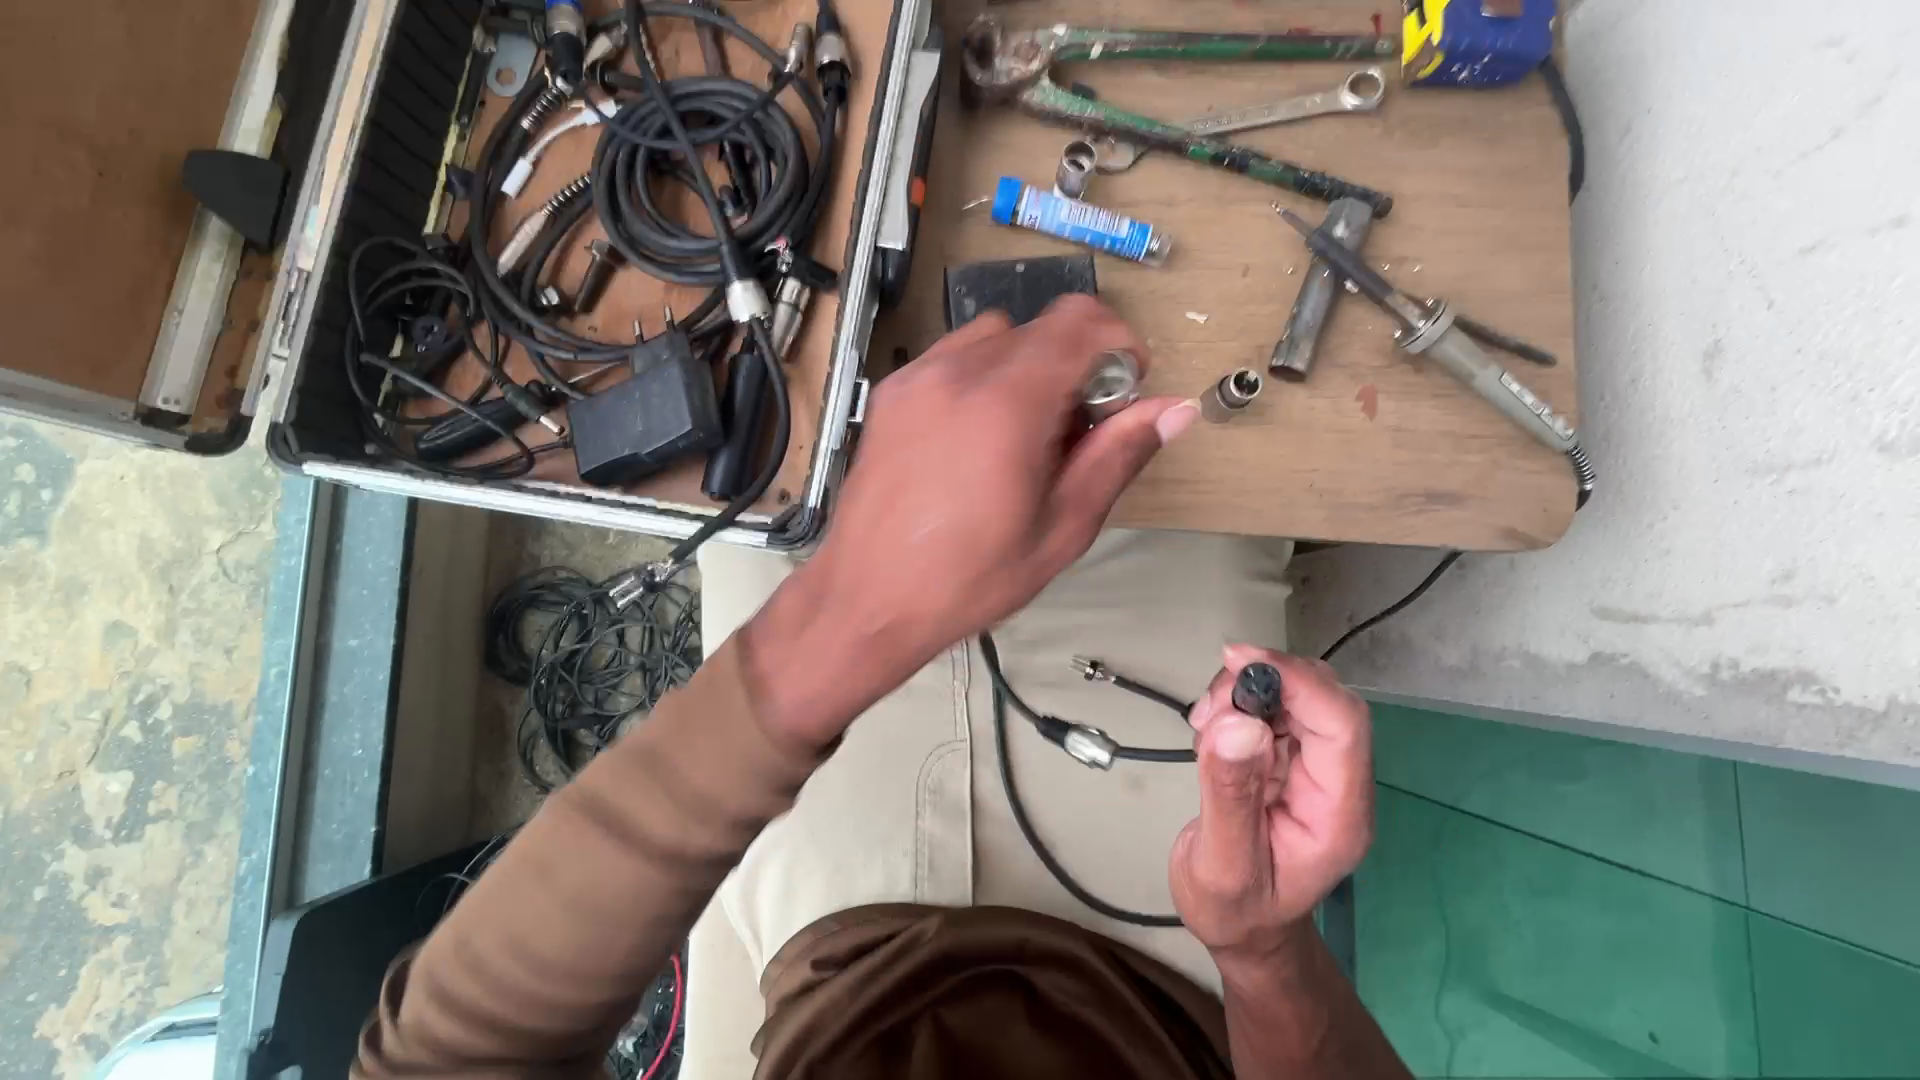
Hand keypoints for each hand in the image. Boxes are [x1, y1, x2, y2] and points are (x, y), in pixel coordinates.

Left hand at [744, 296, 1199, 747]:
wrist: (868, 599)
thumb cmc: (969, 579)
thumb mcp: (1062, 528)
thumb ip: (1118, 456)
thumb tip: (1175, 409)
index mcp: (1006, 403)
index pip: (1080, 321)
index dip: (1117, 345)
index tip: (1120, 392)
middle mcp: (956, 372)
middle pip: (1040, 330)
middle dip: (1072, 369)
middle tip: (1070, 437)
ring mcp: (916, 378)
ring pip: (994, 337)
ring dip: (1025, 370)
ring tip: (1020, 438)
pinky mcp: (890, 393)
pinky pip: (951, 358)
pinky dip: (979, 379)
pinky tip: (974, 439)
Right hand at [1169, 645, 1374, 977]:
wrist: (1241, 931)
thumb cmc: (1234, 911)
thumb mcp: (1222, 864)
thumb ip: (1230, 794)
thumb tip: (1238, 722)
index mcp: (1339, 813)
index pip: (1341, 723)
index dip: (1297, 680)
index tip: (1238, 661)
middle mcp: (1337, 783)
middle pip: (1323, 700)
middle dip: (1263, 684)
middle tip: (1208, 711)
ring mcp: (1315, 769)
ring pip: (1296, 696)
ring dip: (1244, 693)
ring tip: (1203, 728)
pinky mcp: (1289, 760)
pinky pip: (1273, 710)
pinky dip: (1237, 705)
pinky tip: (1210, 734)